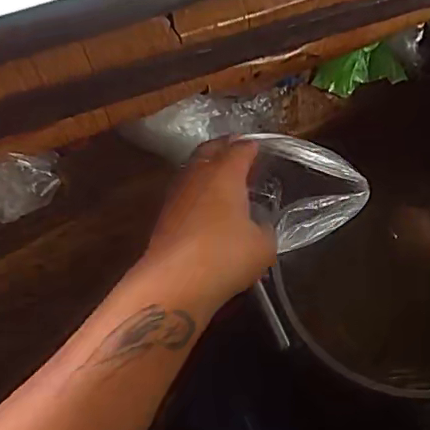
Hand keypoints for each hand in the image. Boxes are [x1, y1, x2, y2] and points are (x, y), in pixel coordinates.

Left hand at [141, 139, 277, 305]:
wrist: (176, 282)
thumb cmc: (226, 256)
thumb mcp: (264, 246)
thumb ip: (265, 230)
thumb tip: (259, 227)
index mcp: (225, 175)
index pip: (239, 150)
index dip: (251, 147)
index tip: (258, 147)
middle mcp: (197, 177)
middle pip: (209, 151)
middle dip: (224, 148)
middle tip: (237, 151)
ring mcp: (176, 197)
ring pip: (193, 172)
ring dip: (207, 170)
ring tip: (223, 179)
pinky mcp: (164, 219)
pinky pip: (186, 196)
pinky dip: (198, 194)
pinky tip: (207, 208)